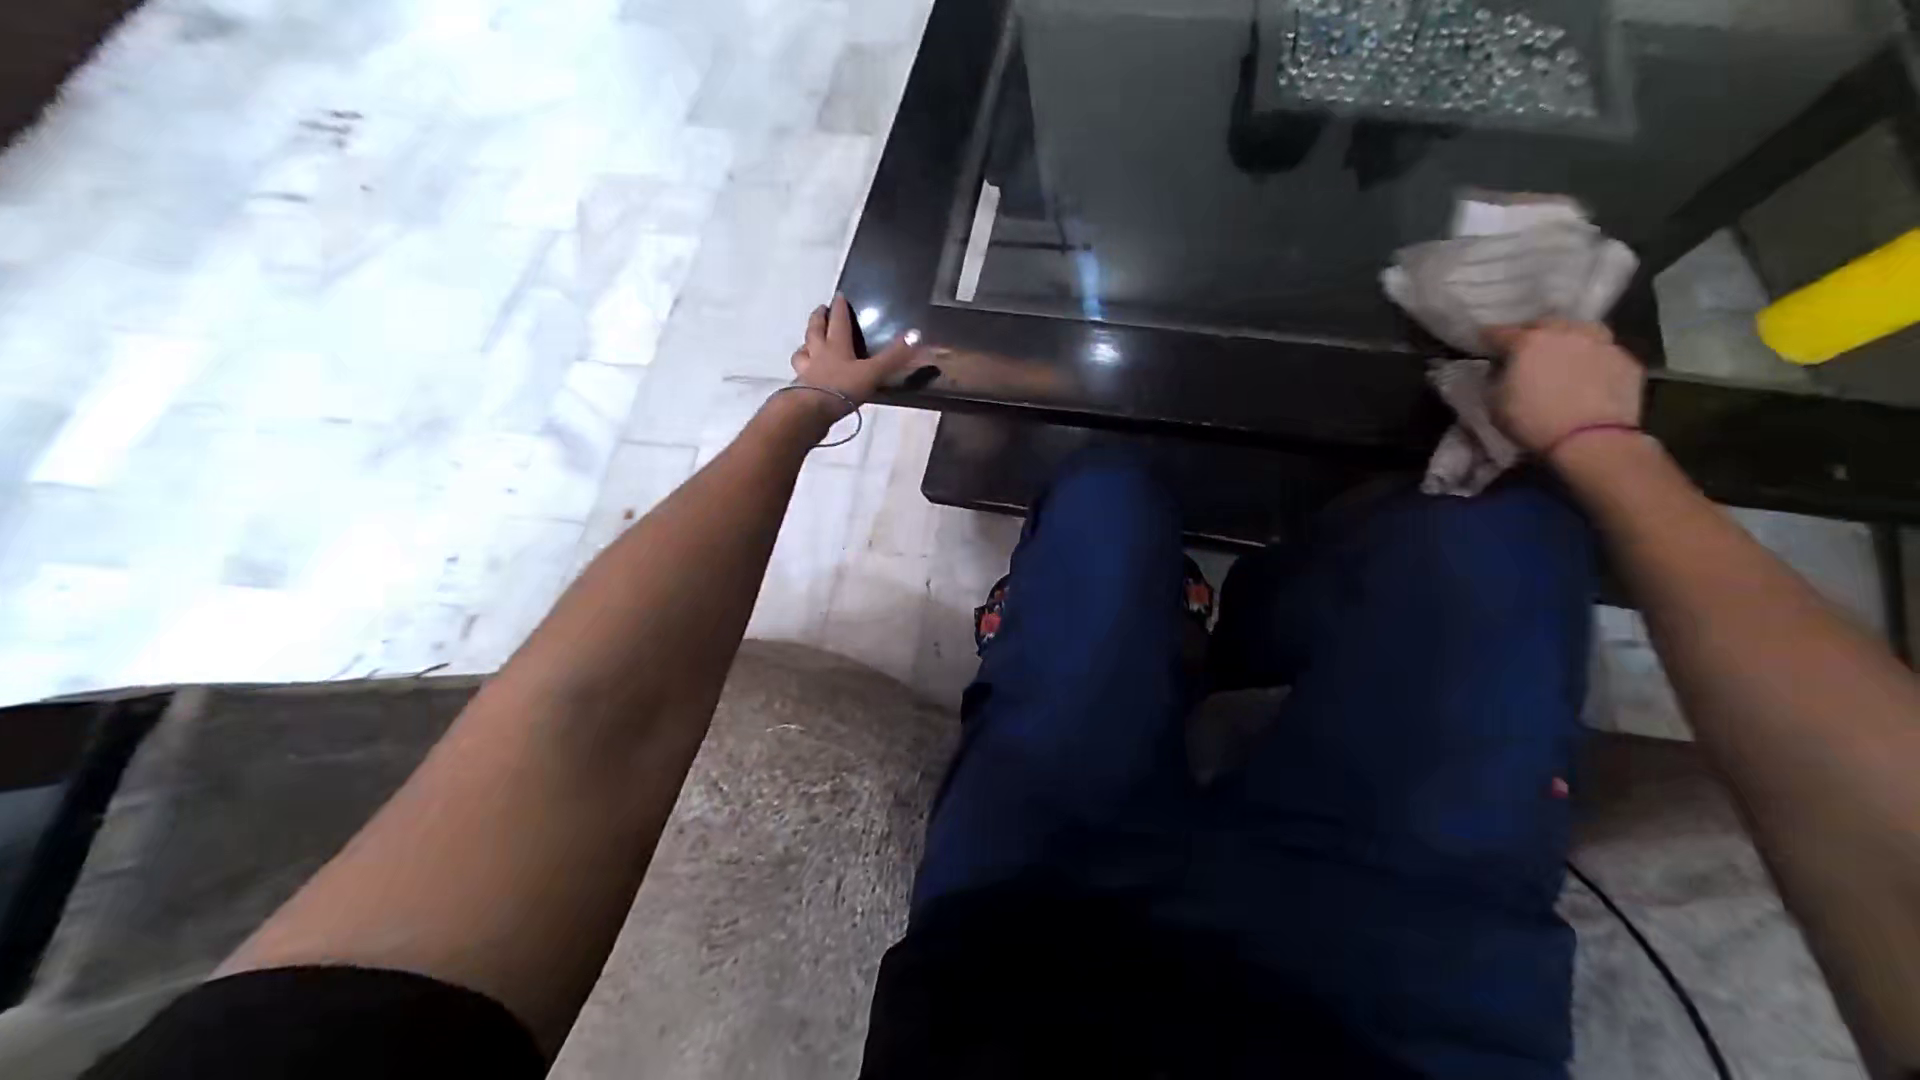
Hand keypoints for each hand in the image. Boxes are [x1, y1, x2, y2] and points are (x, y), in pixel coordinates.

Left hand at [790, 295, 918, 410]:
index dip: (840, 307)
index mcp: (836, 345)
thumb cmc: (842, 388)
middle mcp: (818, 354)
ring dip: (805, 346)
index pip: (839, 321)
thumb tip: (917, 334)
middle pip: (815, 331)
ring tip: (807, 344)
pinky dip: (803, 372)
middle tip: (820, 310)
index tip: (839, 295)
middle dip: (818, 319)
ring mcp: (806, 371)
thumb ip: (893, 356)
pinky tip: (807, 377)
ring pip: (802, 353)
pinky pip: (800, 375)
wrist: (811, 411)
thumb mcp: (873, 372)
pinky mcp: (800, 389)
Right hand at [1488, 318, 1644, 455]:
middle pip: (1543, 323)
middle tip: (1521, 347)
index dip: (1486, 338)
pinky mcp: (1626, 359)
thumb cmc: (1532, 421)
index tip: (1481, 344)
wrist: (1591, 438)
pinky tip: (1584, 371)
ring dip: (1565, 337)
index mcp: (1528, 342)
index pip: (1499, 332)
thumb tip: (1501, 368)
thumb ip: (1495, 377)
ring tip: (1558, 351)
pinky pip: (1601, 350)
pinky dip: (1589, 356)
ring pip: (1579, 330)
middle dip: (1529, 332)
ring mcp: (1601, 343)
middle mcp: (1566, 333)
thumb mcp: (1494, 402)